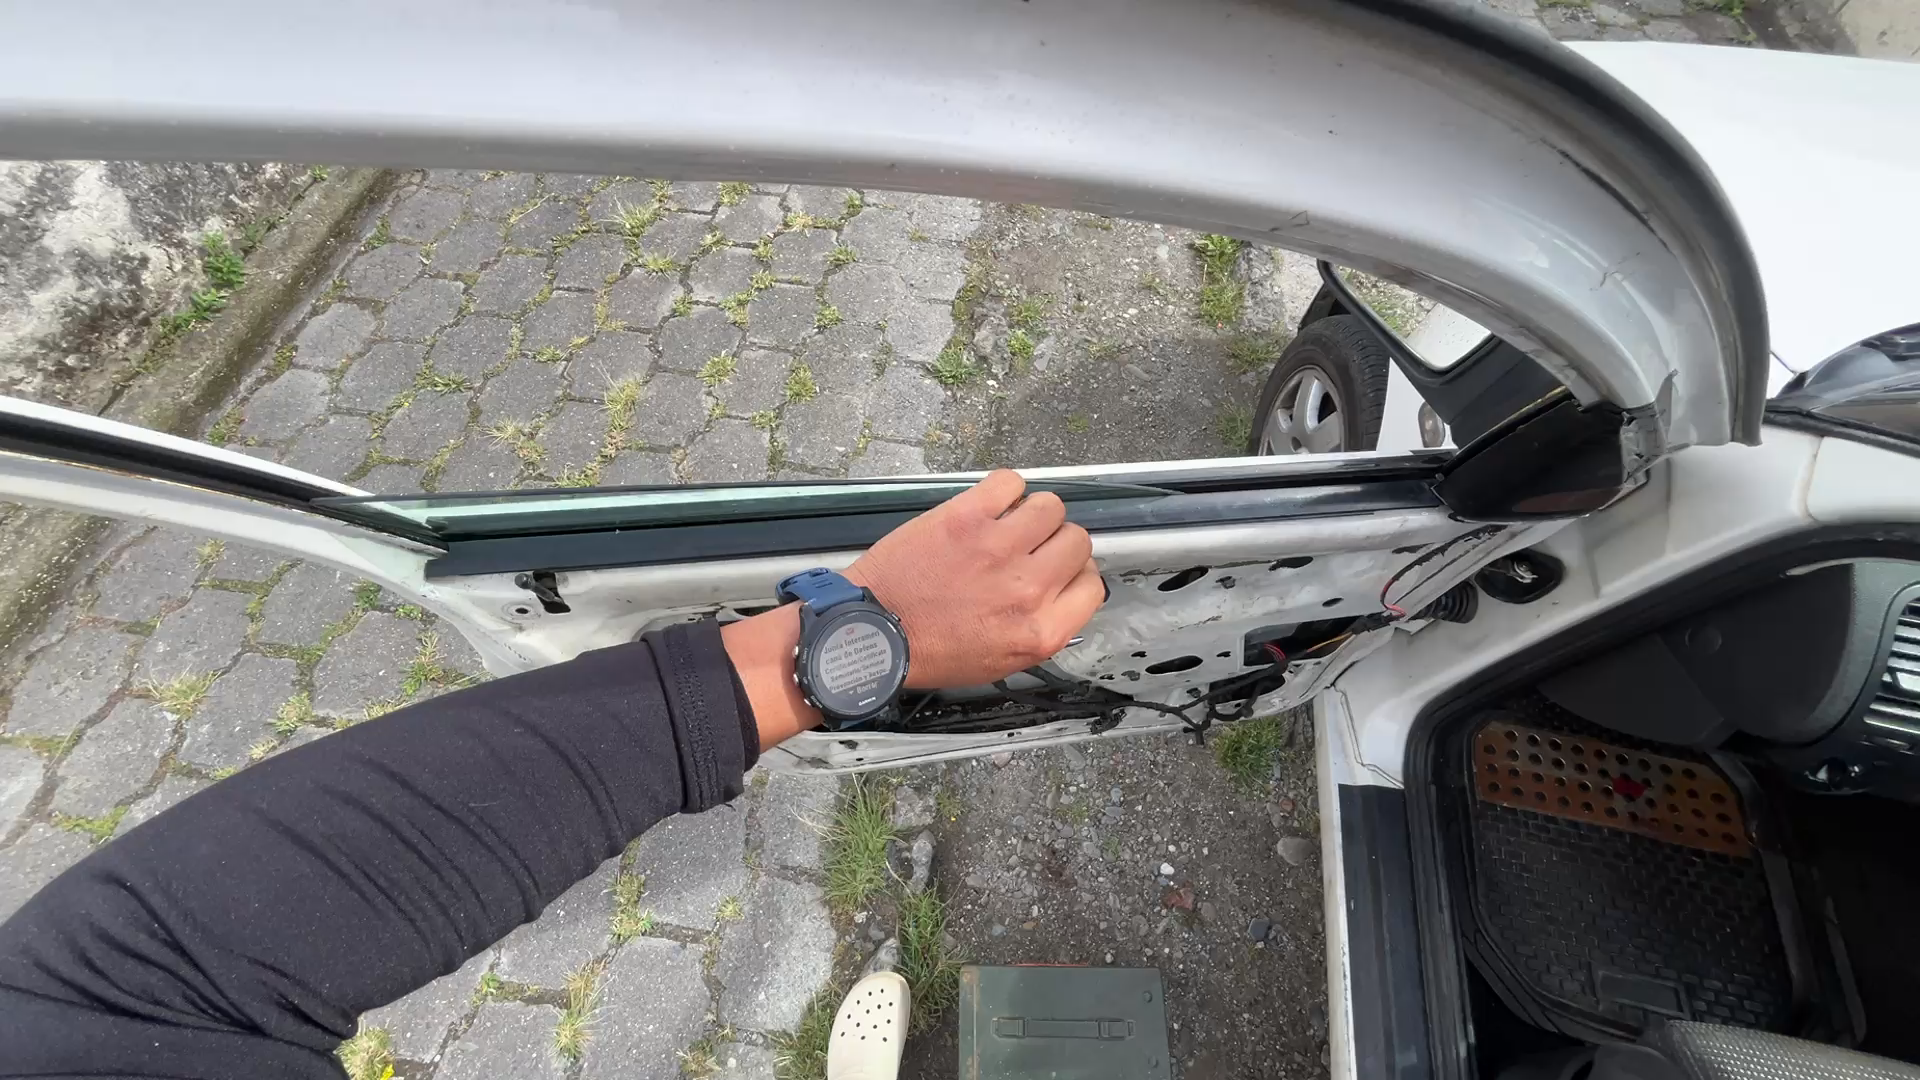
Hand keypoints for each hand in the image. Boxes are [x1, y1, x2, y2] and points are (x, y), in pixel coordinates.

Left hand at [845, 469, 1104, 687]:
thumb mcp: (1001, 661)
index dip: (1076, 573)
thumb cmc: (932, 650)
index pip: (1093, 585)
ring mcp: (999, 548)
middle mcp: (1028, 589)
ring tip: (1008, 523)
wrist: (872, 631)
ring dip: (1033, 512)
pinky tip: (988, 505)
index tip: (1057, 569)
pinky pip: (1010, 483)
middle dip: (1056, 542)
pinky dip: (1004, 489)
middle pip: (1077, 540)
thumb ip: (1041, 626)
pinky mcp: (967, 518)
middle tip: (1029, 547)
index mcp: (1040, 631)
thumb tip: (1063, 588)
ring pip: (1051, 506)